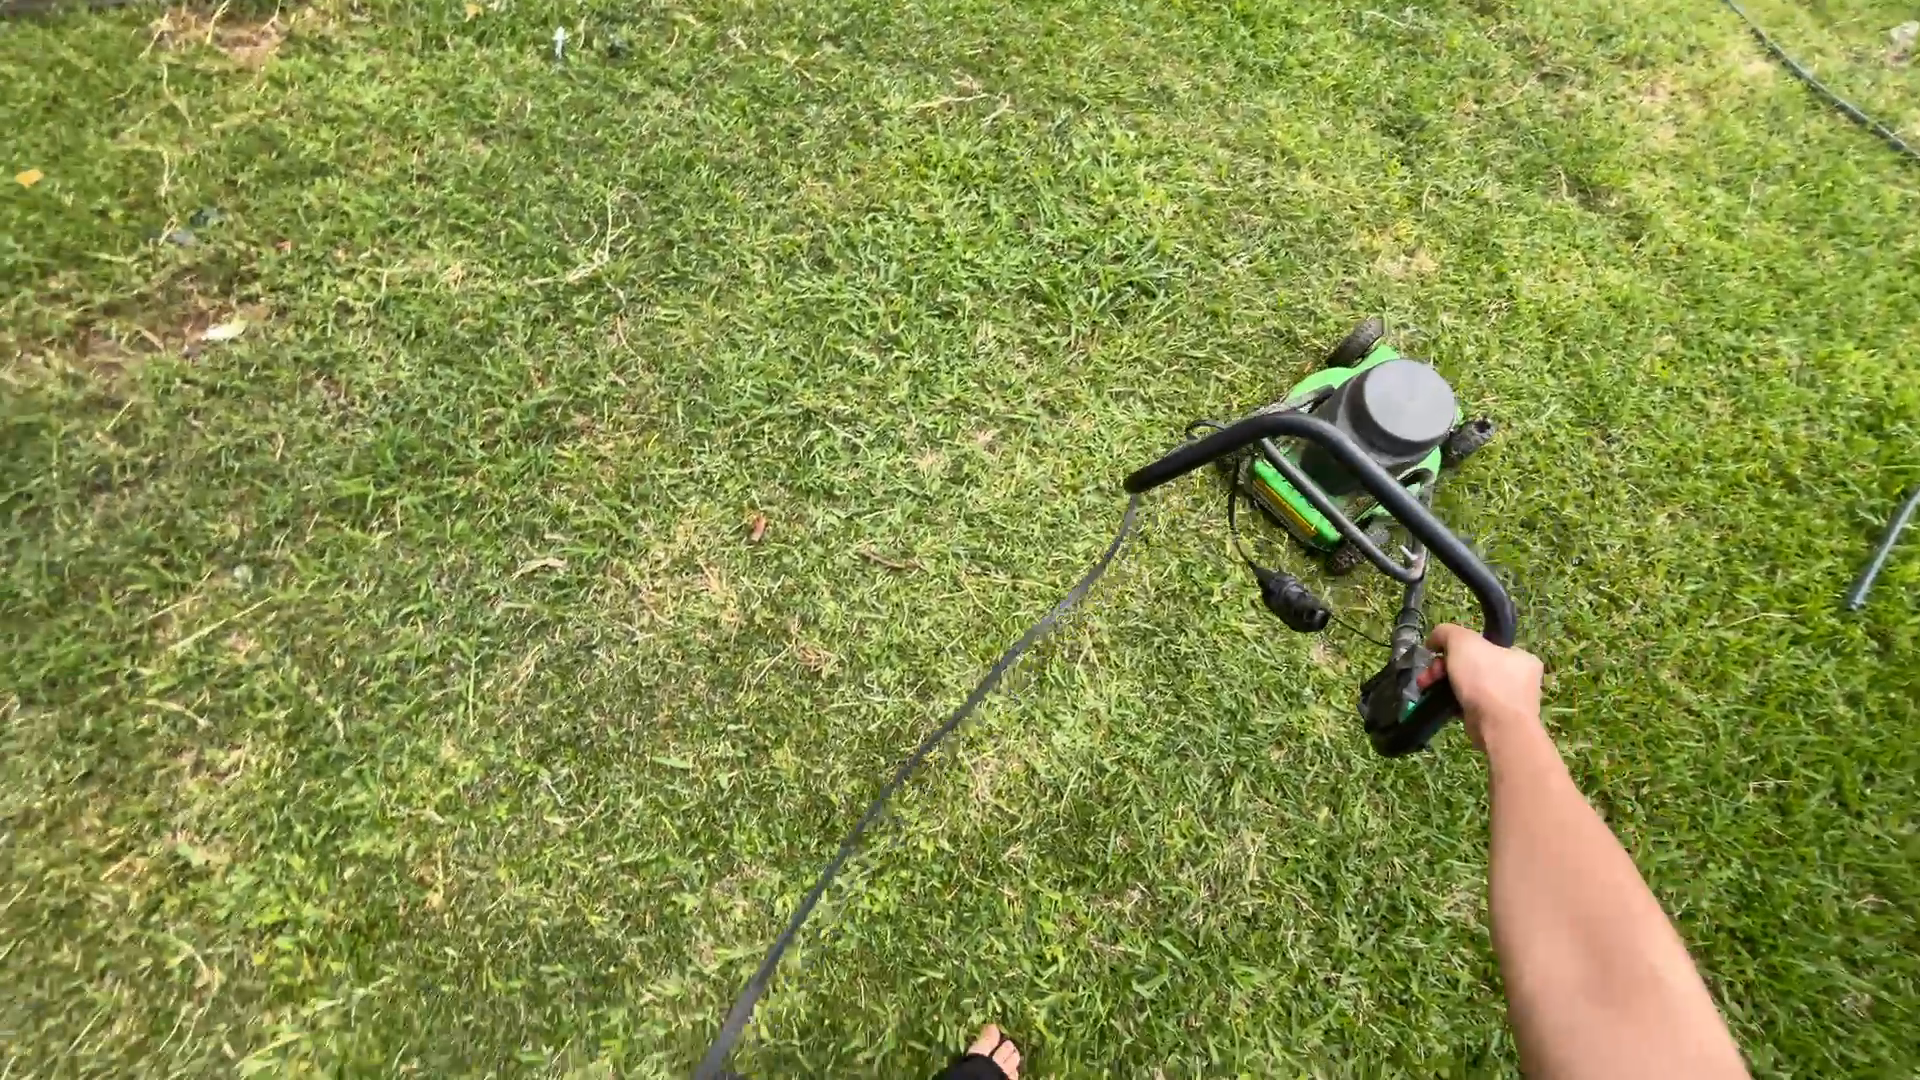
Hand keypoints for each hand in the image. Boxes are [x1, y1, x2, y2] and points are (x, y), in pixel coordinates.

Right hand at [1417, 623, 1543, 751]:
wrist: (1498, 725)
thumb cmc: (1485, 679)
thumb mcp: (1462, 641)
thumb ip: (1447, 632)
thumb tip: (1435, 640)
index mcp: (1520, 656)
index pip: (1483, 645)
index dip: (1456, 647)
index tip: (1439, 654)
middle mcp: (1518, 677)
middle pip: (1469, 663)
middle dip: (1443, 667)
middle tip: (1430, 674)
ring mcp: (1508, 698)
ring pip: (1466, 683)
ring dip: (1442, 682)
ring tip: (1426, 687)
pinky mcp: (1496, 717)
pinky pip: (1468, 701)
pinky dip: (1451, 699)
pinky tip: (1439, 700)